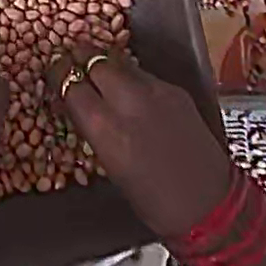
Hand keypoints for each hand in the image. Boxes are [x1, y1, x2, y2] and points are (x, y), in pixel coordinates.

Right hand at [53, 50, 233, 239]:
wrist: (210, 206)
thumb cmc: (152, 199)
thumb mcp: (109, 165)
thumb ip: (92, 128)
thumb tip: (76, 103)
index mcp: (106, 127)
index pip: (71, 85)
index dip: (60, 77)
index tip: (54, 75)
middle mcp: (128, 102)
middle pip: (95, 61)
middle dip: (80, 59)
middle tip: (72, 61)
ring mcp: (156, 92)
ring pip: (120, 62)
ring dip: (105, 65)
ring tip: (98, 71)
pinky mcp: (176, 90)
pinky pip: (143, 74)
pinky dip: (131, 77)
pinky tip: (130, 91)